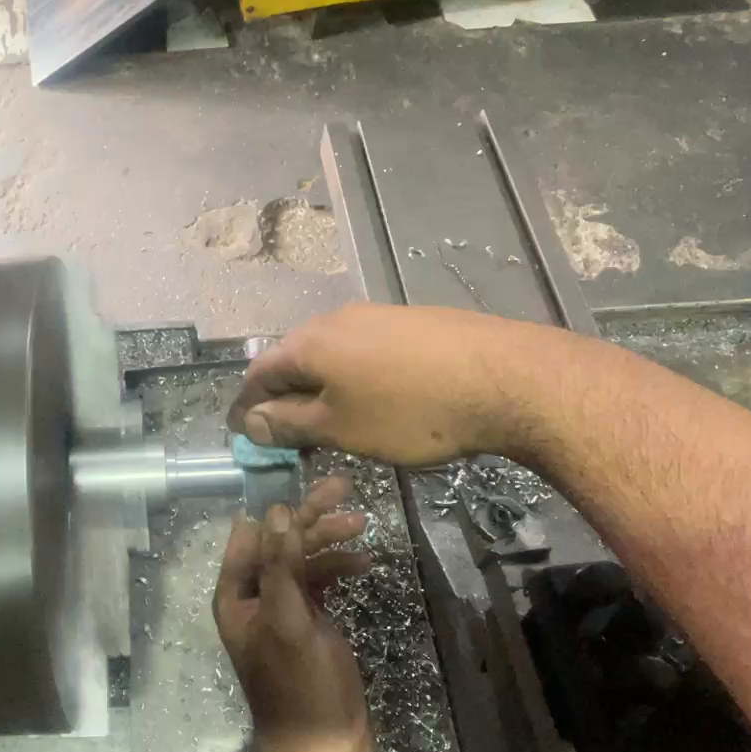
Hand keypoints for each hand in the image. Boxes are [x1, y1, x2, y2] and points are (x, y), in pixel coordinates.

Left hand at [213, 476, 372, 751]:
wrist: (322, 747)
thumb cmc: (300, 685)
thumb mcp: (288, 620)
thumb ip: (279, 565)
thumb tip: (276, 512)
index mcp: (236, 594)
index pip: (253, 534)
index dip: (280, 507)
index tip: (309, 482)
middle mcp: (254, 595)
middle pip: (280, 542)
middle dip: (310, 517)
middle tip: (344, 488)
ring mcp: (282, 608)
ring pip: (302, 559)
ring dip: (328, 541)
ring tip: (362, 523)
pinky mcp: (308, 621)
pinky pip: (318, 581)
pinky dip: (337, 568)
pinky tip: (363, 561)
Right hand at [228, 302, 562, 464]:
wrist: (509, 379)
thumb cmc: (411, 410)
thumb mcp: (340, 428)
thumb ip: (289, 424)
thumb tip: (251, 420)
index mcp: (310, 342)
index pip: (258, 372)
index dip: (245, 405)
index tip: (242, 433)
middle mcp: (336, 319)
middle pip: (293, 359)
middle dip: (282, 397)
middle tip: (283, 435)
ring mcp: (378, 316)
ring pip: (330, 355)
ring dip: (318, 389)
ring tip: (327, 423)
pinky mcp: (413, 323)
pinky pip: (363, 352)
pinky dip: (351, 379)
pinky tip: (372, 401)